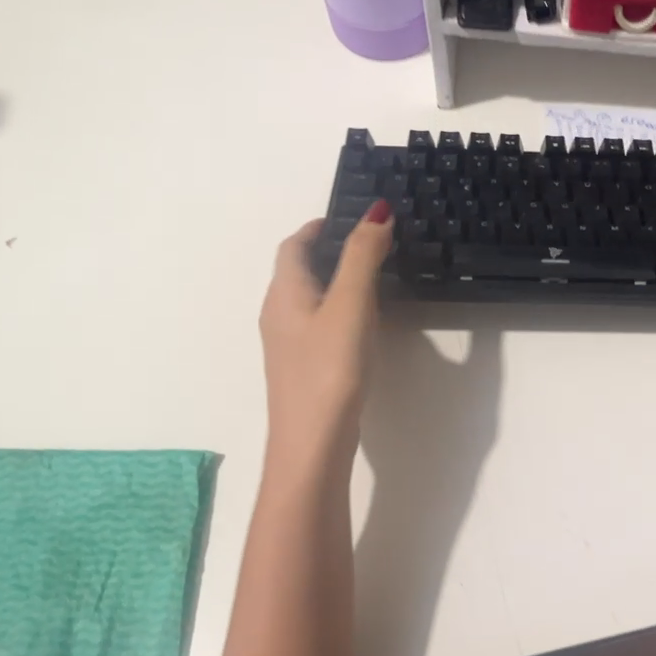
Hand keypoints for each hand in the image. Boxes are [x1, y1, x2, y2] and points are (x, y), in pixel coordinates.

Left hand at [259, 200, 393, 468]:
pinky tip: (362, 328)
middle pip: (298, 271)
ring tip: (373, 280)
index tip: (351, 217)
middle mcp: (278, 314)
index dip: (318, 226)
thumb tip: (377, 211)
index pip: (293, 245)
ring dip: (335, 283)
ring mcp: (288, 346)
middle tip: (371, 245)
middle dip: (329, 252)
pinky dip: (338, 313)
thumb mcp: (349, 305)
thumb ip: (362, 257)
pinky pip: (318, 327)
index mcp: (284, 292)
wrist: (311, 444)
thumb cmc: (328, 369)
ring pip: (309, 301)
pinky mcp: (303, 371)